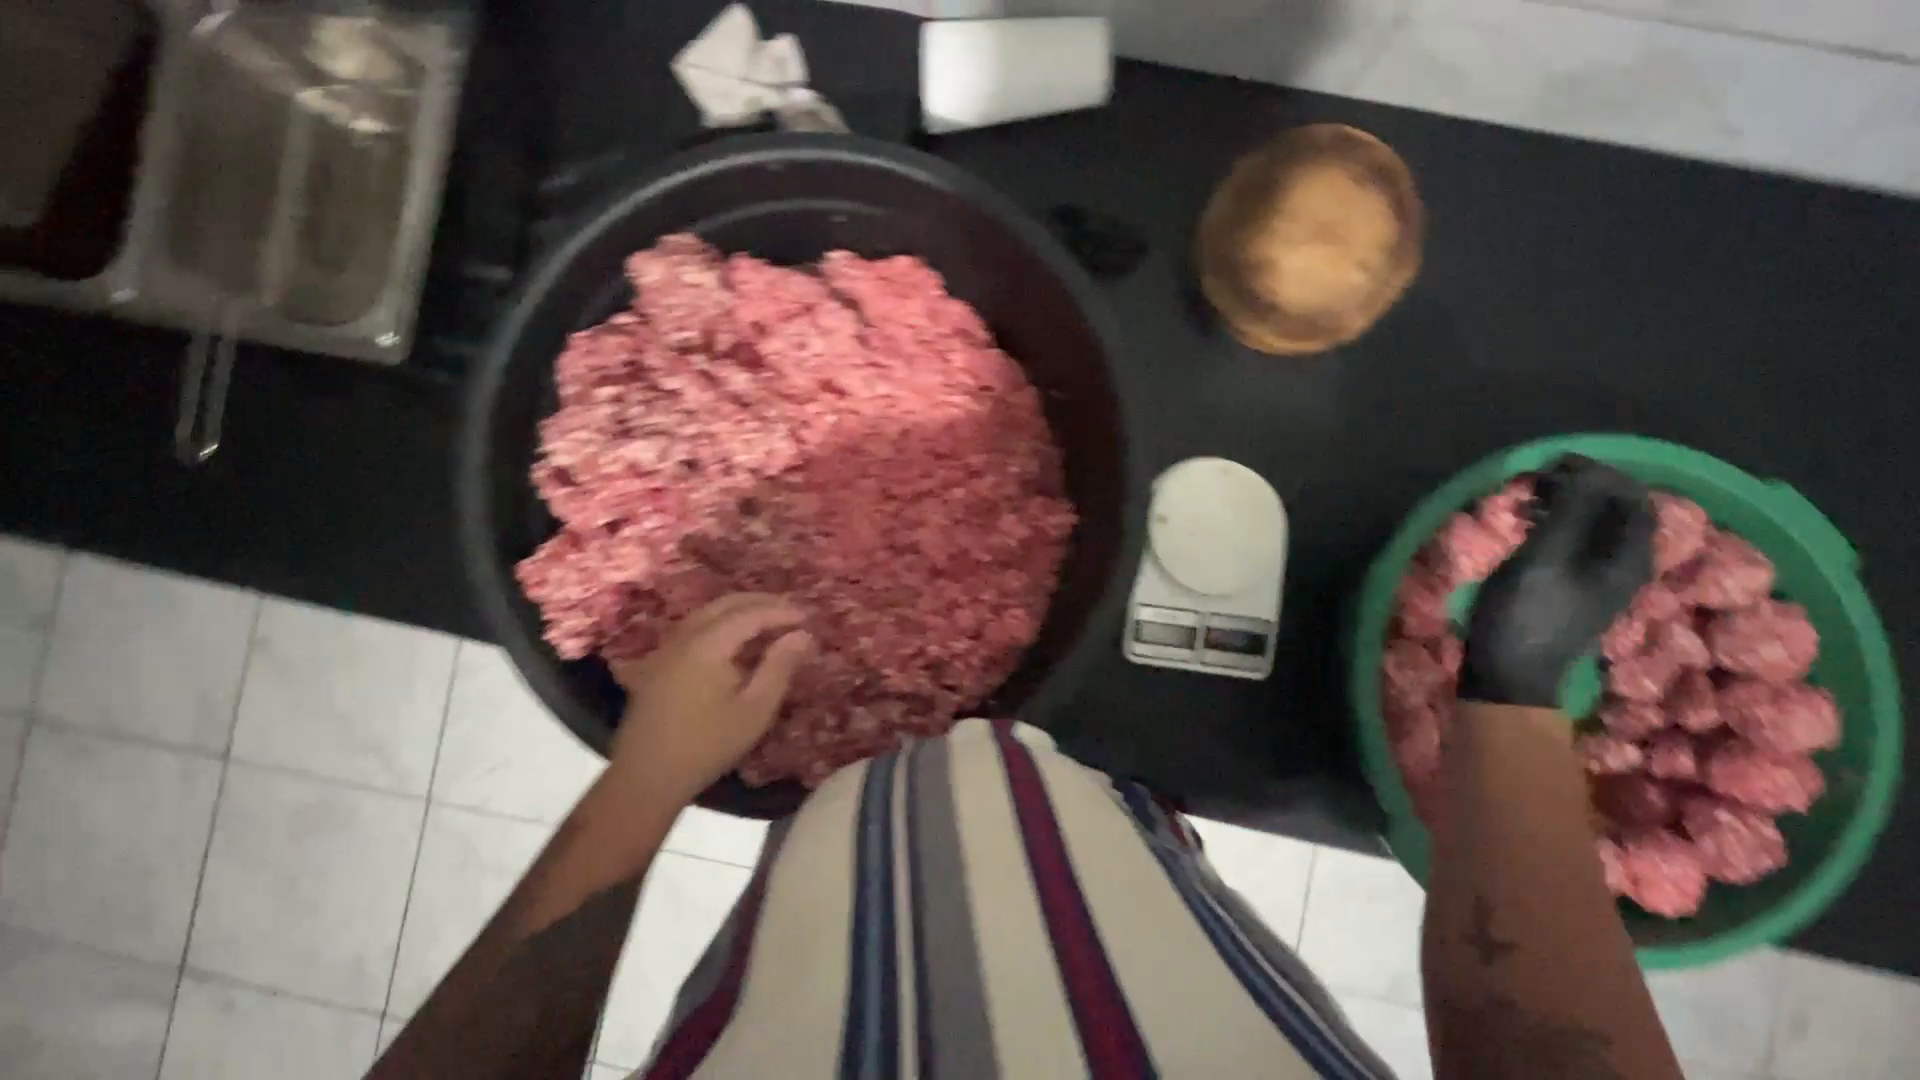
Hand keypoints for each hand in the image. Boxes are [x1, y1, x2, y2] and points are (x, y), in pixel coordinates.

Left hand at [605, 594, 811, 802]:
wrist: (646, 776)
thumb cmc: (707, 745)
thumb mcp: (755, 710)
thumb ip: (779, 667)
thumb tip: (802, 635)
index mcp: (707, 644)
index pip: (750, 614)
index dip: (781, 612)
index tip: (808, 616)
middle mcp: (684, 637)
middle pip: (725, 605)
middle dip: (760, 602)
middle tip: (791, 610)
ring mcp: (666, 649)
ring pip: (706, 614)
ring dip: (738, 611)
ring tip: (767, 620)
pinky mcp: (658, 664)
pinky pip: (693, 629)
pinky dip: (719, 624)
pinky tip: (733, 641)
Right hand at [1459, 457, 1654, 707]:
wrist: (1510, 677)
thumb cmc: (1526, 614)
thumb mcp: (1545, 557)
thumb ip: (1570, 510)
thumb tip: (1584, 469)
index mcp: (1630, 558)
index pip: (1634, 496)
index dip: (1600, 472)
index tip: (1553, 464)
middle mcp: (1626, 567)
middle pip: (1617, 511)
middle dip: (1581, 487)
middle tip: (1537, 480)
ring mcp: (1601, 582)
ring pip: (1595, 527)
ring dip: (1566, 506)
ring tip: (1528, 501)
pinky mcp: (1575, 591)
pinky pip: (1577, 545)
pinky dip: (1556, 527)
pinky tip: (1527, 530)